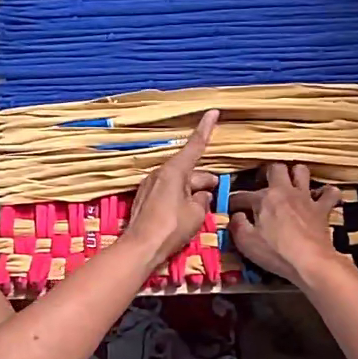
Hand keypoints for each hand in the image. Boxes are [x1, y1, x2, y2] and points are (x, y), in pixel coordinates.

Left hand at [120, 110, 219, 267]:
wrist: (141, 247)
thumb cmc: (171, 227)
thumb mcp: (196, 213)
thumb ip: (202, 200)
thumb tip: (202, 196)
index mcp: (174, 171)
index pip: (194, 146)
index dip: (205, 129)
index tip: (212, 112)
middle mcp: (160, 173)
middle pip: (188, 169)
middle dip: (203, 178)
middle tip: (216, 189)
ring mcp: (150, 186)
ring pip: (178, 182)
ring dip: (192, 190)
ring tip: (204, 205)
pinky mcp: (145, 199)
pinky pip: (168, 192)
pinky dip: (180, 197)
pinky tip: (187, 212)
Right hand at [228, 163, 348, 285]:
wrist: (311, 262)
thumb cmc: (276, 252)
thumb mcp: (246, 242)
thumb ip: (237, 225)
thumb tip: (236, 216)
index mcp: (264, 198)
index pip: (242, 196)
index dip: (233, 202)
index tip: (230, 210)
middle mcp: (285, 191)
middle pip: (276, 168)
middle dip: (268, 174)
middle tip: (264, 186)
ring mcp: (306, 198)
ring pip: (302, 171)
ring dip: (296, 176)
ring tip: (291, 186)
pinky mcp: (323, 209)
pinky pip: (330, 193)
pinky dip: (326, 193)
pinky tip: (319, 198)